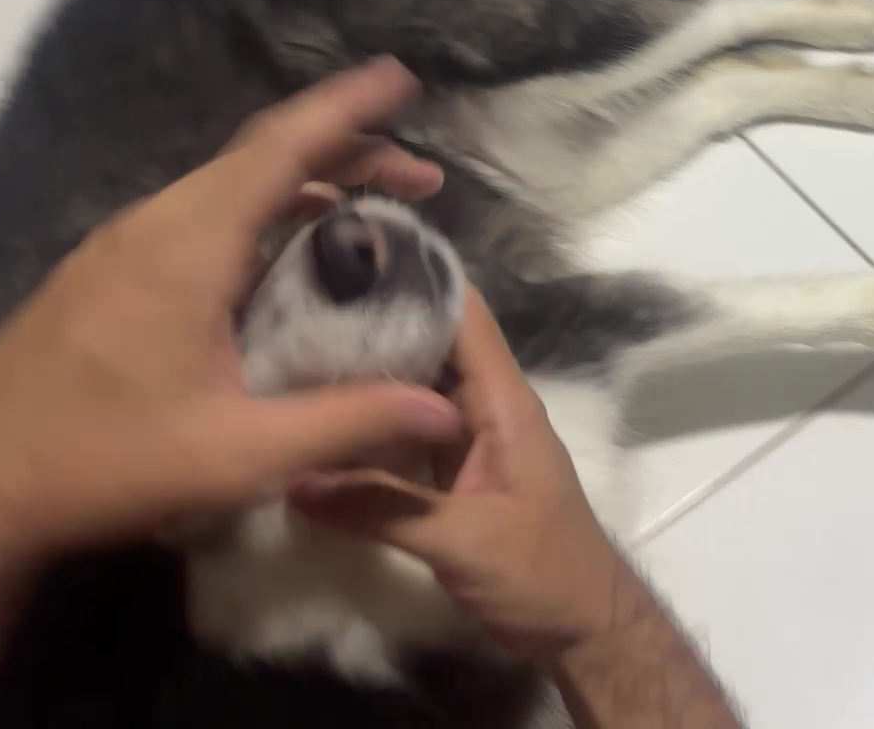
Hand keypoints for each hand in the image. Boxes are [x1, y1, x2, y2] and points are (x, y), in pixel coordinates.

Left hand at [0, 60, 463, 575]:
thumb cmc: (91, 466)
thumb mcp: (232, 455)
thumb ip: (347, 422)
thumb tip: (447, 409)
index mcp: (185, 249)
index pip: (278, 150)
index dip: (346, 108)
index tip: (402, 78)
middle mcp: (157, 228)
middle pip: (267, 154)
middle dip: (356, 148)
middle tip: (428, 179)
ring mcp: (134, 246)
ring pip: (243, 178)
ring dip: (321, 175)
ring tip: (388, 202)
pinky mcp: (126, 269)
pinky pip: (222, 207)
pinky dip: (285, 202)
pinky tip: (314, 241)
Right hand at [290, 288, 628, 663]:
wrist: (580, 616)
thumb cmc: (540, 567)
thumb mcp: (464, 538)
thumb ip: (383, 508)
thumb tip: (293, 476)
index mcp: (509, 408)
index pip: (472, 330)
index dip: (433, 289)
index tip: (374, 256)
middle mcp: (493, 415)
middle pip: (440, 356)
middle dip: (387, 329)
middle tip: (304, 302)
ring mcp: (476, 447)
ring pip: (423, 398)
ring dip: (378, 378)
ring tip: (299, 349)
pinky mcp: (459, 480)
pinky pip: (415, 441)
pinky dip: (378, 430)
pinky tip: (327, 424)